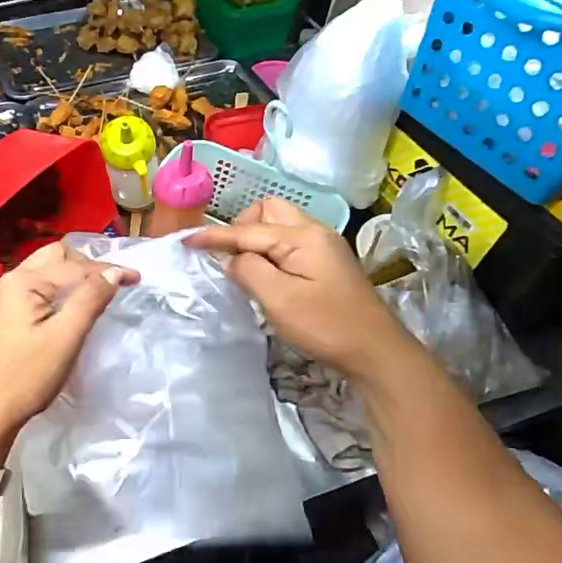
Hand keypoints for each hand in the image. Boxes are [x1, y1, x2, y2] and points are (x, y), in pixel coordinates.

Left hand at [0, 243, 137, 461]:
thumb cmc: (26, 376)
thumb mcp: (65, 337)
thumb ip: (90, 299)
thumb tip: (114, 273)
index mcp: (23, 282)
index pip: (74, 265)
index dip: (108, 270)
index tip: (138, 279)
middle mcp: (10, 281)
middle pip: (55, 257)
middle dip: (88, 264)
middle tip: (114, 282)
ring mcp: (3, 298)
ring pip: (45, 271)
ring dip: (73, 275)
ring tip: (99, 291)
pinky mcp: (3, 315)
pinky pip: (37, 288)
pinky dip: (60, 289)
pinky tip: (73, 306)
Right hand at [187, 199, 414, 379]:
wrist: (375, 350)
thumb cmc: (327, 326)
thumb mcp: (280, 300)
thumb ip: (249, 271)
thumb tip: (232, 259)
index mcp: (303, 237)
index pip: (248, 230)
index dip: (215, 236)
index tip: (186, 242)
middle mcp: (315, 232)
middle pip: (269, 211)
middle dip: (242, 226)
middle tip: (228, 256)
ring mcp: (324, 246)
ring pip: (281, 225)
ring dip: (257, 237)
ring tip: (244, 266)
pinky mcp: (328, 263)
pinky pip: (291, 242)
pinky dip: (271, 249)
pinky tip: (266, 274)